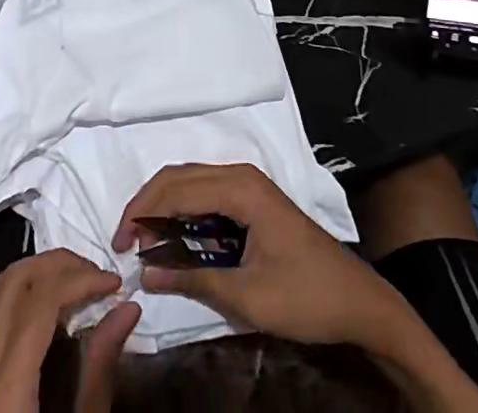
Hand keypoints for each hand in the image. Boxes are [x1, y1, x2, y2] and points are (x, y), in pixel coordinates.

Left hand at [0, 249, 141, 412]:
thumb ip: (101, 369)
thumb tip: (128, 309)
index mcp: (5, 391)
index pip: (40, 302)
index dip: (81, 279)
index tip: (116, 283)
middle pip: (12, 282)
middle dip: (59, 264)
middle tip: (99, 276)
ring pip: (0, 292)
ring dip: (43, 274)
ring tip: (84, 286)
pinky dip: (31, 296)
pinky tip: (62, 312)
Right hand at [112, 163, 414, 347]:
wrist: (359, 301)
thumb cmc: (307, 296)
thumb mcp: (247, 296)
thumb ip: (194, 279)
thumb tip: (145, 271)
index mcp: (241, 189)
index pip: (175, 188)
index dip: (141, 215)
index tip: (119, 249)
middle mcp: (243, 176)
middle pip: (179, 177)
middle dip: (146, 207)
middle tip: (125, 246)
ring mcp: (250, 186)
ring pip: (191, 183)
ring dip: (163, 209)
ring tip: (144, 245)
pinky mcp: (254, 202)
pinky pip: (207, 195)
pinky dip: (183, 213)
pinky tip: (174, 241)